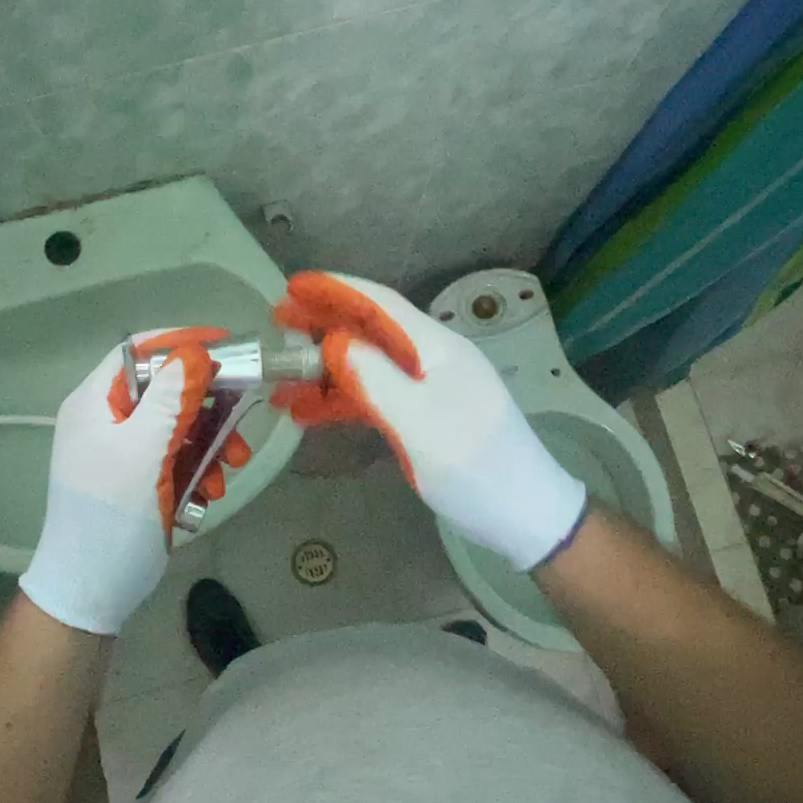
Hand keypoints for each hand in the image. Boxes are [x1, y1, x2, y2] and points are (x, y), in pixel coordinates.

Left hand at [20, 332, 231, 634]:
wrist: (92, 589)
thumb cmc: (112, 516)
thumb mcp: (145, 452)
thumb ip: (171, 400)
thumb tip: (193, 353)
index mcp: (95, 404)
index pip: (137, 352)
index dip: (180, 344)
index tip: (225, 349)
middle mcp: (107, 421)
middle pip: (166, 391)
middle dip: (208, 408)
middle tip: (241, 420)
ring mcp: (123, 452)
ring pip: (178, 427)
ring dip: (210, 444)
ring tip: (229, 469)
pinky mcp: (139, 479)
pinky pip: (176, 458)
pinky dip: (198, 470)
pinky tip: (208, 493)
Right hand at [272, 272, 586, 570]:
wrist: (524, 515)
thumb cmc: (476, 469)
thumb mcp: (419, 424)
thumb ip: (374, 380)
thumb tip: (334, 342)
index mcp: (438, 349)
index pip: (381, 304)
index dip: (336, 291)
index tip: (292, 287)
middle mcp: (433, 359)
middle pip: (372, 330)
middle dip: (324, 324)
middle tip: (277, 323)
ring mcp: (430, 389)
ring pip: (369, 366)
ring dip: (327, 370)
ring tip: (281, 380)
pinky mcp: (426, 417)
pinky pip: (377, 397)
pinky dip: (344, 401)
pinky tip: (309, 413)